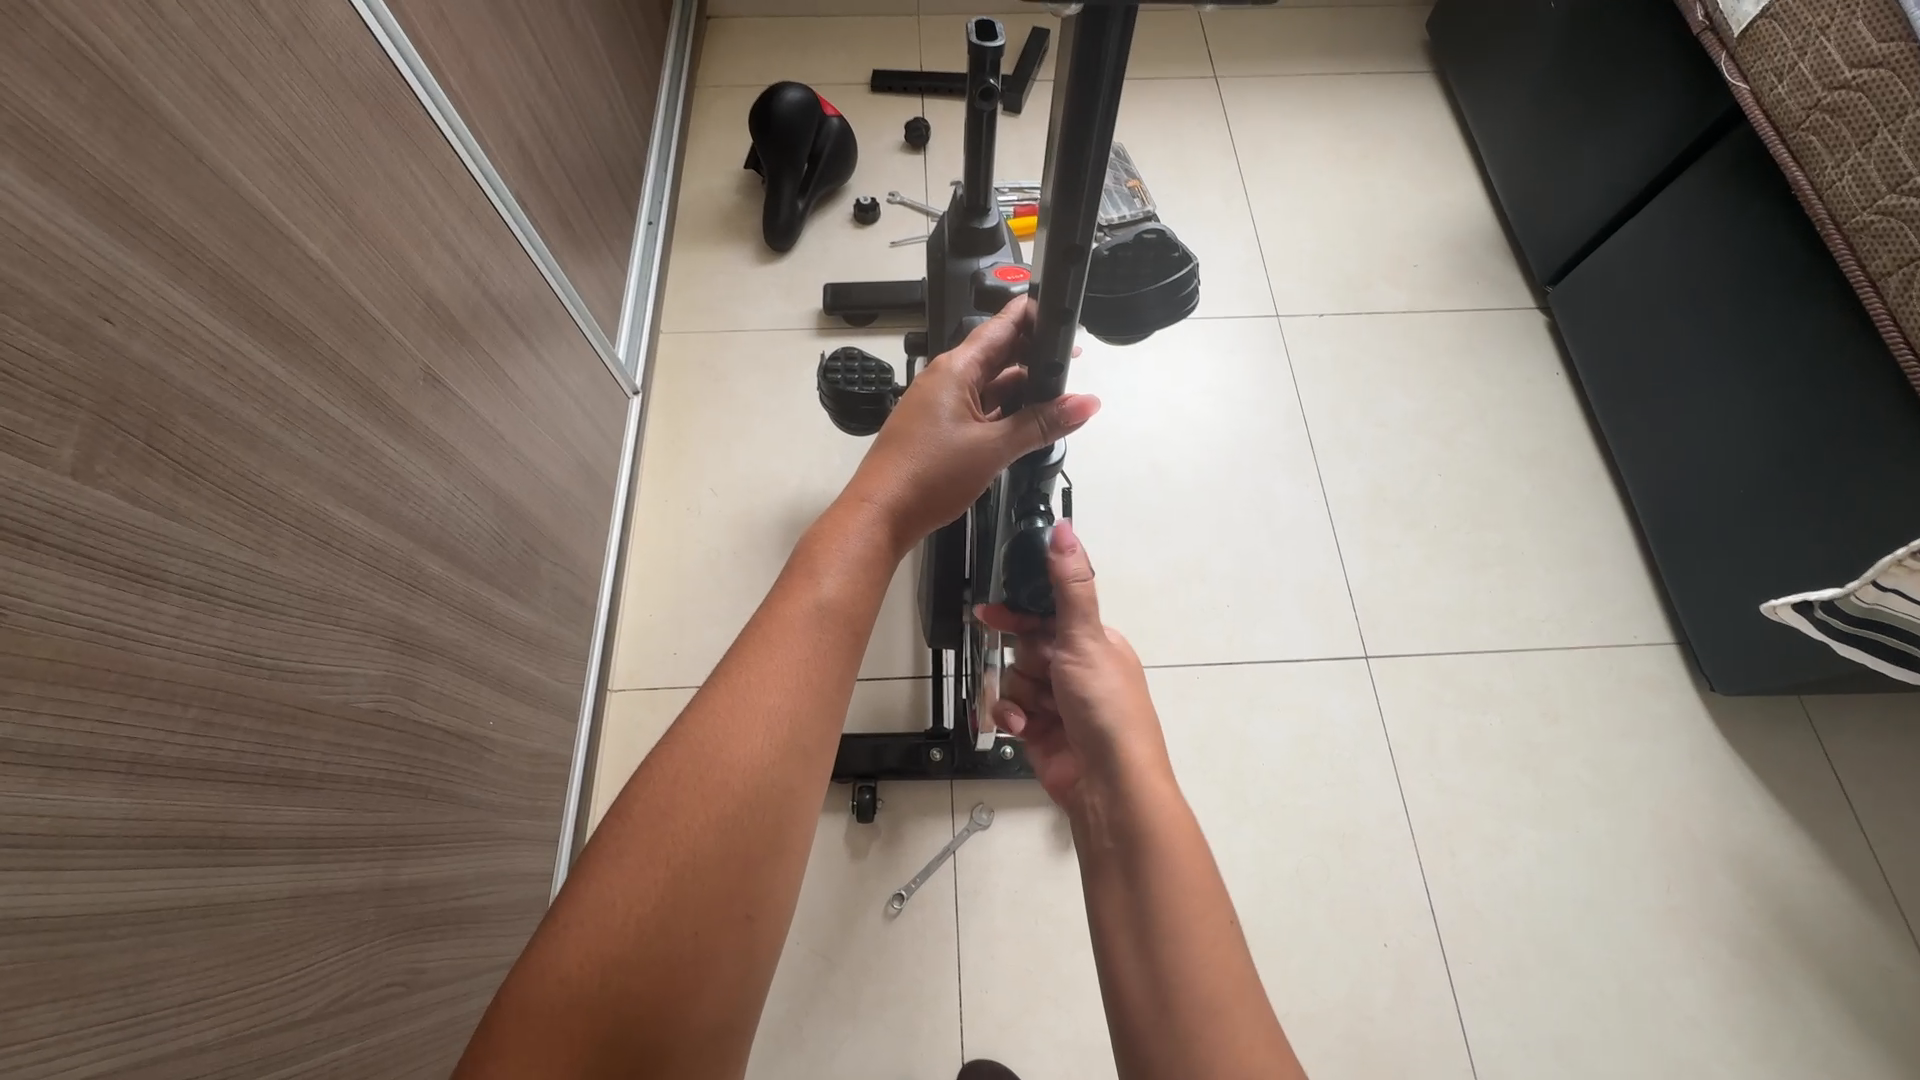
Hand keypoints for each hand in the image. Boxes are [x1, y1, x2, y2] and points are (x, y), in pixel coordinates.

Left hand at [842, 297, 1099, 554]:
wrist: (880, 515)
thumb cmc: (927, 476)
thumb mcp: (993, 448)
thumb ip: (1042, 424)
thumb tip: (1085, 404)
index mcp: (957, 368)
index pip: (1004, 323)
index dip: (1037, 316)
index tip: (1068, 322)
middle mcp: (947, 378)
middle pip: (1000, 353)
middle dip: (1037, 357)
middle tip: (1073, 369)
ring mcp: (941, 403)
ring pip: (991, 384)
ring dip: (1023, 390)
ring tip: (1059, 401)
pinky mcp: (939, 428)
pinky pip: (979, 408)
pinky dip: (1005, 413)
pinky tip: (1028, 426)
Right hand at [977, 519, 1172, 815]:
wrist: (1108, 785)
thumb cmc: (1105, 707)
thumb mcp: (1086, 639)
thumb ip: (1069, 585)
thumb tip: (1063, 527)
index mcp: (1095, 644)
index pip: (1049, 615)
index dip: (1020, 613)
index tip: (990, 613)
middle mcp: (1077, 670)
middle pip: (1026, 647)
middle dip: (1024, 660)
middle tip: (1037, 672)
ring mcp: (1058, 703)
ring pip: (1015, 679)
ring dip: (1020, 694)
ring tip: (1037, 711)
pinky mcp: (1039, 732)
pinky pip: (1011, 710)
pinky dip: (1014, 717)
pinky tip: (1024, 728)